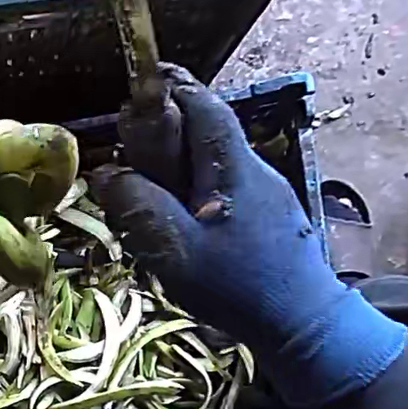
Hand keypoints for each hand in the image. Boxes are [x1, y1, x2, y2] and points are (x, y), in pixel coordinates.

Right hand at [97, 66, 406, 406]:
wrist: (300, 325)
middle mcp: (253, 173)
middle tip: (131, 153)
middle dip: (167, 138)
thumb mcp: (177, 250)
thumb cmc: (238, 286)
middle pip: (205, 137)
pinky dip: (193, 199)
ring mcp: (264, 198)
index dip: (173, 89)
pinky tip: (180, 229)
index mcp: (234, 168)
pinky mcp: (265, 222)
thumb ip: (140, 209)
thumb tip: (106, 174)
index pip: (204, 108)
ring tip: (148, 198)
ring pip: (211, 170)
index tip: (144, 83)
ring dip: (178, 173)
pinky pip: (221, 196)